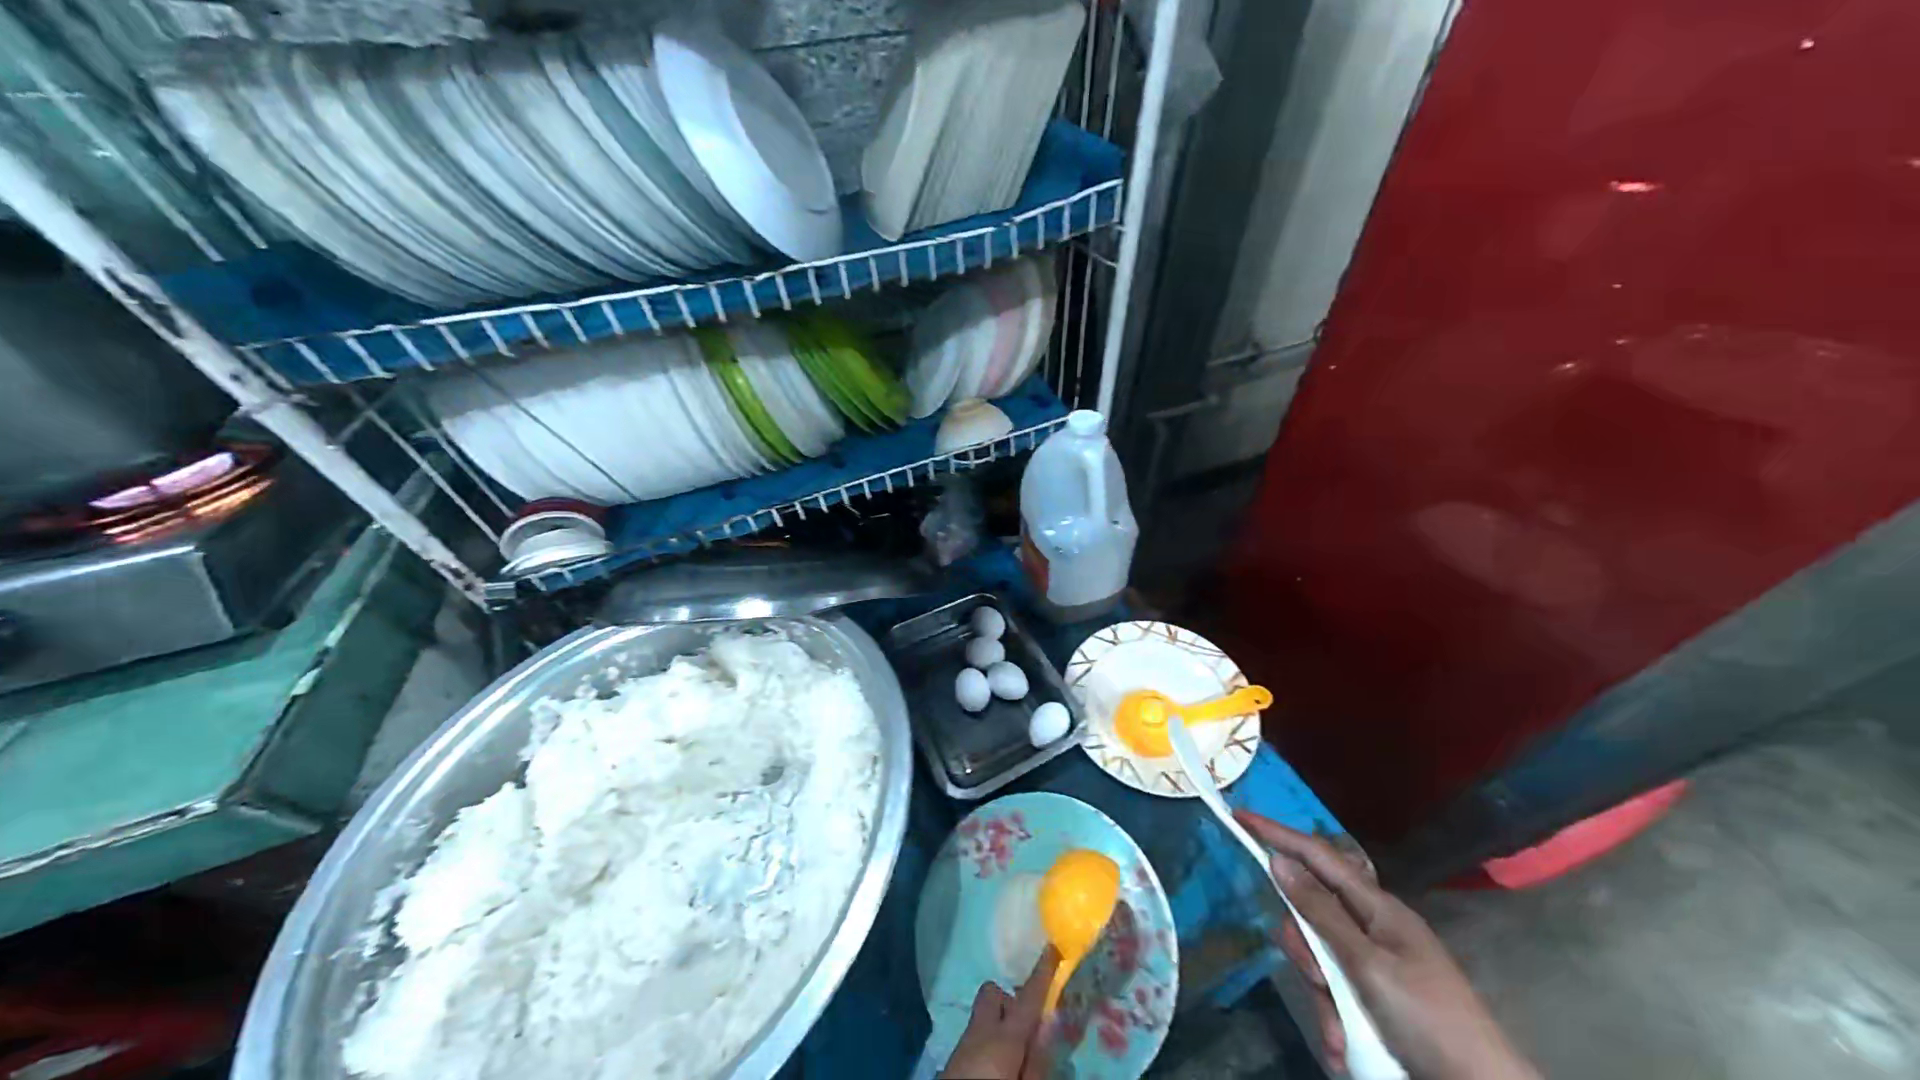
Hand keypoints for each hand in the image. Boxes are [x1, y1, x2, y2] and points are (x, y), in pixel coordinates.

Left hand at [940, 947, 1060, 1079]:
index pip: (1027, 997)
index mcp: (1003, 1039)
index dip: (1042, 972)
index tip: (1052, 947)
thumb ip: (1037, 1064)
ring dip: (999, 1026)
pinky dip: (989, 1045)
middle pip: (992, 994)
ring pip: (982, 1019)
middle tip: (1029, 1027)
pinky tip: (999, 1070)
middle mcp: (979, 1033)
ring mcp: (962, 1047)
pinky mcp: (953, 1066)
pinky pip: (975, 1040)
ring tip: (1017, 1057)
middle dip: (1010, 1001)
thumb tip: (1045, 1034)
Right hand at [1234, 811, 1539, 1079]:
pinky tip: (1343, 1046)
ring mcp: (1376, 962)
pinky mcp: (1376, 995)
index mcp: (1378, 908)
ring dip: (1322, 997)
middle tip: (1317, 980)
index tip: (1240, 816)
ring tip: (1340, 1033)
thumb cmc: (1428, 1018)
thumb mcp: (1366, 965)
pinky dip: (1335, 1018)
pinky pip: (1336, 992)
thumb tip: (1279, 860)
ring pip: (1320, 958)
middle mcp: (1374, 927)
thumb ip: (1320, 912)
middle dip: (1305, 950)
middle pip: (1312, 916)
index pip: (1317, 856)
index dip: (1277, 834)